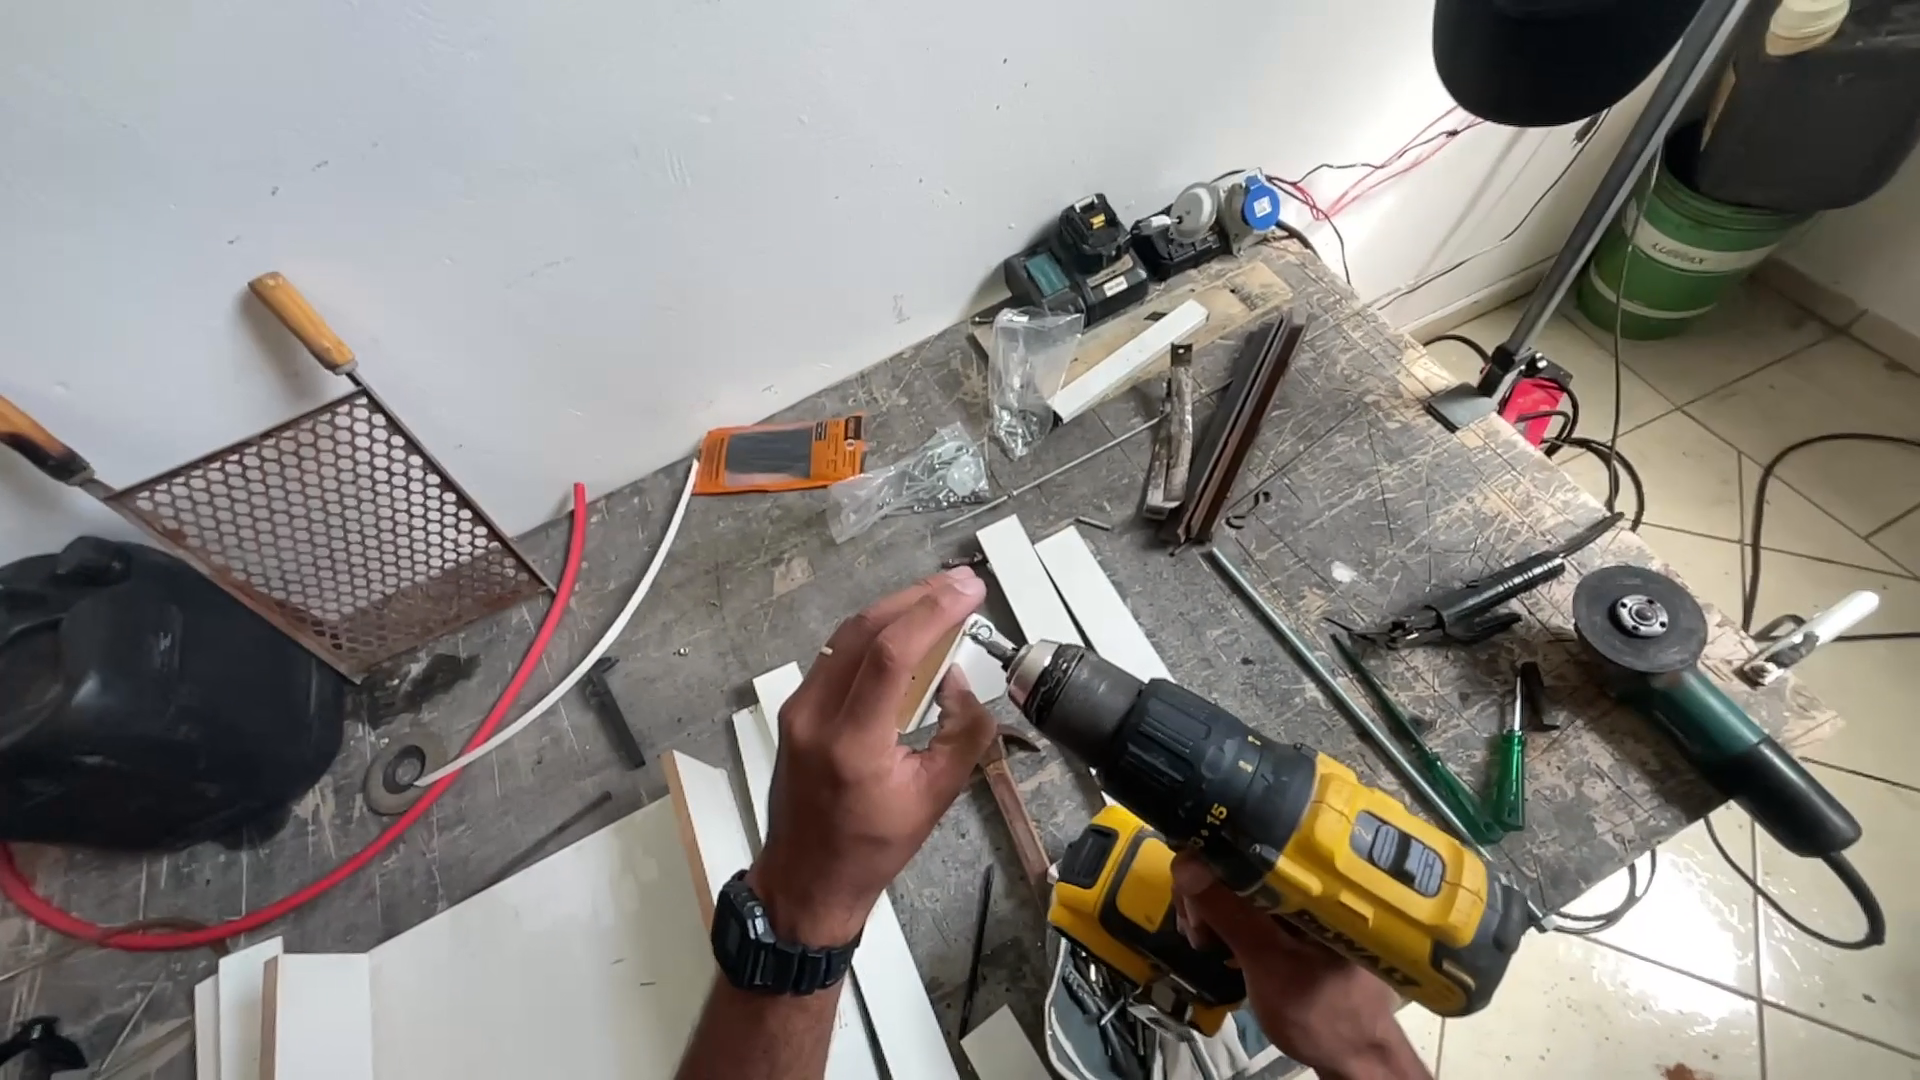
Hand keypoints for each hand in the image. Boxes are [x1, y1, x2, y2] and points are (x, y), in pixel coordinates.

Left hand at [747, 568, 1000, 945]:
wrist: (805, 880)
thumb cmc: (874, 848)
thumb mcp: (936, 796)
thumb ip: (962, 732)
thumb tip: (958, 678)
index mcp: (853, 745)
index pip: (890, 655)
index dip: (932, 612)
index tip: (969, 592)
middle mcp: (815, 716)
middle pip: (863, 630)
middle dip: (916, 596)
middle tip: (960, 582)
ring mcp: (798, 708)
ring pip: (845, 634)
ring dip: (895, 607)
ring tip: (939, 593)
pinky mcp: (796, 707)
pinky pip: (836, 652)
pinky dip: (874, 630)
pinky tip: (903, 624)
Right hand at [1172, 854, 1429, 1079]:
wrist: (1356, 1063)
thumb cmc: (1323, 1016)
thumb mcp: (1270, 965)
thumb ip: (1228, 914)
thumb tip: (1184, 863)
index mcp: (1317, 879)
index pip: (1251, 843)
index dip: (1210, 860)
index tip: (1191, 897)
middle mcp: (1308, 879)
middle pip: (1239, 860)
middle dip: (1205, 890)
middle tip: (1196, 930)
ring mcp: (1297, 898)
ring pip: (1236, 880)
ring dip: (1208, 905)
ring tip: (1201, 939)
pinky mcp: (1288, 917)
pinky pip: (1244, 900)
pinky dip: (1221, 915)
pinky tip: (1211, 937)